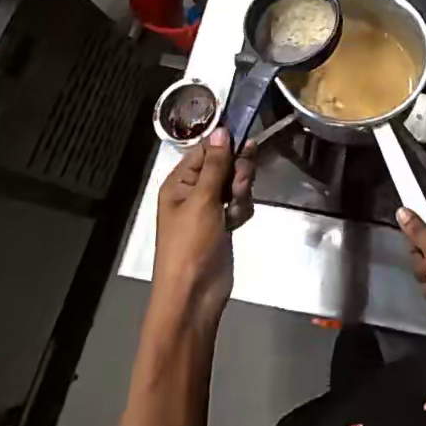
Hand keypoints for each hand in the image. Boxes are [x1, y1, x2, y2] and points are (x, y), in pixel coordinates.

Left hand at [153, 128, 256, 327]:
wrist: (194, 296)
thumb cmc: (191, 244)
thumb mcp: (202, 200)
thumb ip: (215, 165)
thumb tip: (221, 129)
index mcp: (179, 181)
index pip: (204, 150)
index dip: (224, 145)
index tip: (247, 141)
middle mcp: (192, 191)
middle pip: (222, 166)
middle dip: (235, 172)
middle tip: (240, 185)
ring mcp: (208, 209)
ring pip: (233, 185)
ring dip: (239, 192)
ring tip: (234, 209)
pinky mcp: (222, 225)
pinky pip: (237, 205)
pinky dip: (240, 210)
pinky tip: (236, 222)